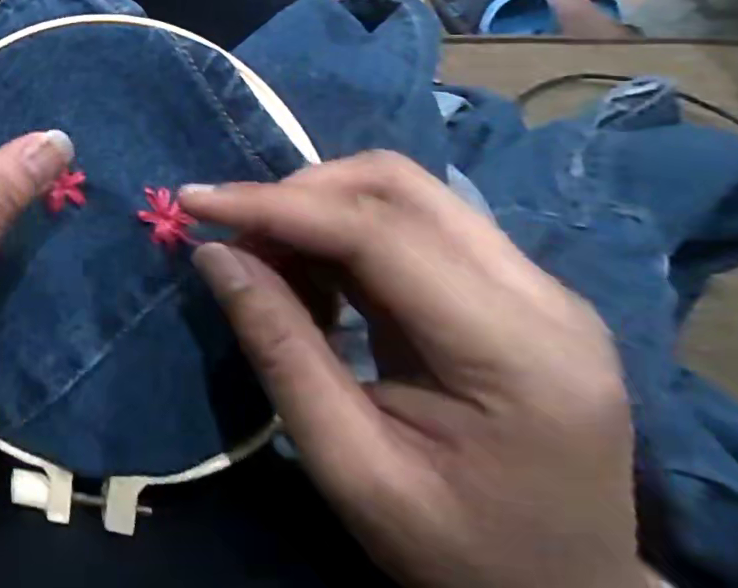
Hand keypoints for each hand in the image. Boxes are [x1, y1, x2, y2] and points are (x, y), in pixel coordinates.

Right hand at [183, 153, 644, 587]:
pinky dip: (341, 230)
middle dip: (297, 195)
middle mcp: (541, 296)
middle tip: (235, 239)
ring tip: (268, 260)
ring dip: (317, 207)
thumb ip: (281, 351)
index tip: (196, 202)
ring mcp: (534, 285)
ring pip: (402, 191)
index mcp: (517, 353)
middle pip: (398, 186)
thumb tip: (214, 254)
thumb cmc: (456, 552)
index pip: (379, 233)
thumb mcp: (351, 467)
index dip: (276, 205)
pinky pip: (411, 220)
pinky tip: (314, 277)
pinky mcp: (514, 286)